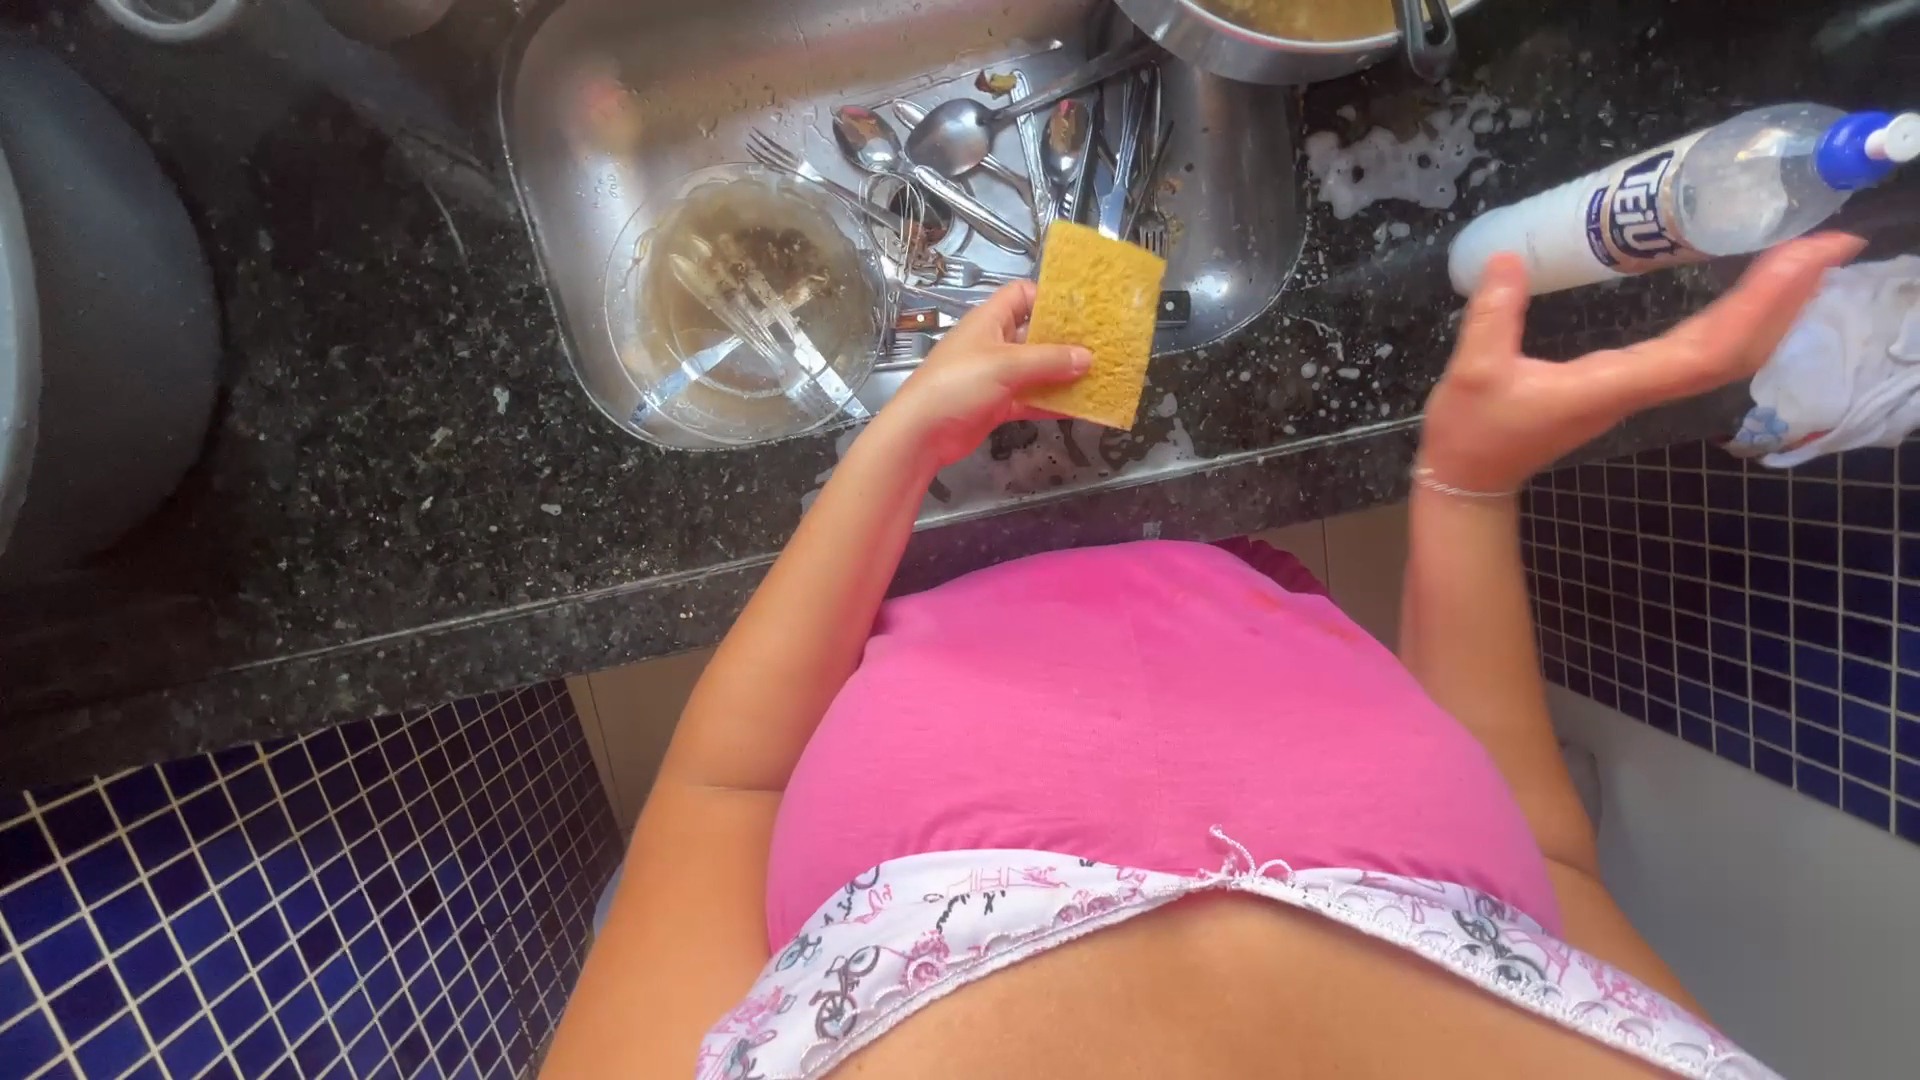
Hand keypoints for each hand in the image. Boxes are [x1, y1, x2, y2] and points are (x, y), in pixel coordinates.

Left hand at [876, 281, 1090, 469]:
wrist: (923, 433)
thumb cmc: (957, 385)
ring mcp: (996, 376)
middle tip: (1102, 346)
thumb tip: (1087, 357)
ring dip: (1064, 375)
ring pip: (1037, 371)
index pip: (1022, 294)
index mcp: (990, 320)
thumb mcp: (1005, 364)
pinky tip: (1080, 407)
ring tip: (1099, 377)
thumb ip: (1048, 360)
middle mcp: (994, 344)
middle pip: (1036, 335)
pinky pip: (1032, 399)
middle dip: (1067, 341)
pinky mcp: (998, 405)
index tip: (1081, 311)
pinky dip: (1052, 403)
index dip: (1049, 298)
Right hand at [1417, 232, 1866, 494]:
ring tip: (1799, 260)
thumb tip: (1508, 258)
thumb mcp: (1471, 370)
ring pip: (1724, 355)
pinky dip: (1734, 323)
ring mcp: (1632, 392)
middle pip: (1734, 350)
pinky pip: (1699, 356)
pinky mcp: (1622, 389)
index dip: (1762, 303)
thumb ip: (1492, 315)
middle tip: (1828, 240)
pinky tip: (1742, 298)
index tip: (1806, 252)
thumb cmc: (1471, 432)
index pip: (1708, 349)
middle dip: (1786, 298)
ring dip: (1769, 310)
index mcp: (1609, 385)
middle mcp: (1635, 390)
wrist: (1468, 477)